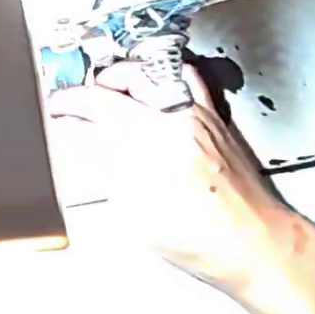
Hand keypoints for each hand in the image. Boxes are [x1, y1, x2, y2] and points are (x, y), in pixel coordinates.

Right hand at [47, 61, 314, 301]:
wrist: (257, 243)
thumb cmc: (206, 240)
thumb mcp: (136, 214)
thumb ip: (105, 170)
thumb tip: (83, 143)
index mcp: (152, 142)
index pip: (97, 104)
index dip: (68, 102)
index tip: (58, 106)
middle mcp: (177, 120)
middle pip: (125, 78)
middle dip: (94, 86)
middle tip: (80, 101)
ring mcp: (198, 114)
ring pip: (154, 70)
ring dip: (126, 76)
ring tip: (111, 90)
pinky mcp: (214, 117)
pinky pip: (185, 78)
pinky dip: (161, 76)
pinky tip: (153, 89)